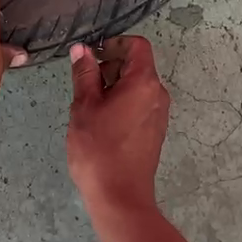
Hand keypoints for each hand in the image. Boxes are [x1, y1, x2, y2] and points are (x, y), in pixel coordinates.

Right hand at [67, 36, 170, 213]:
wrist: (120, 199)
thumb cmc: (99, 149)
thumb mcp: (85, 107)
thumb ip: (85, 74)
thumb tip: (81, 49)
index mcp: (144, 82)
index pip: (137, 45)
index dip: (116, 43)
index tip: (94, 53)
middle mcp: (158, 94)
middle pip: (138, 65)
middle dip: (112, 65)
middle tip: (86, 82)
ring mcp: (159, 114)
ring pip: (138, 86)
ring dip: (115, 85)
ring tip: (90, 104)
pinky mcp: (155, 132)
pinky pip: (140, 104)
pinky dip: (122, 102)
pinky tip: (102, 121)